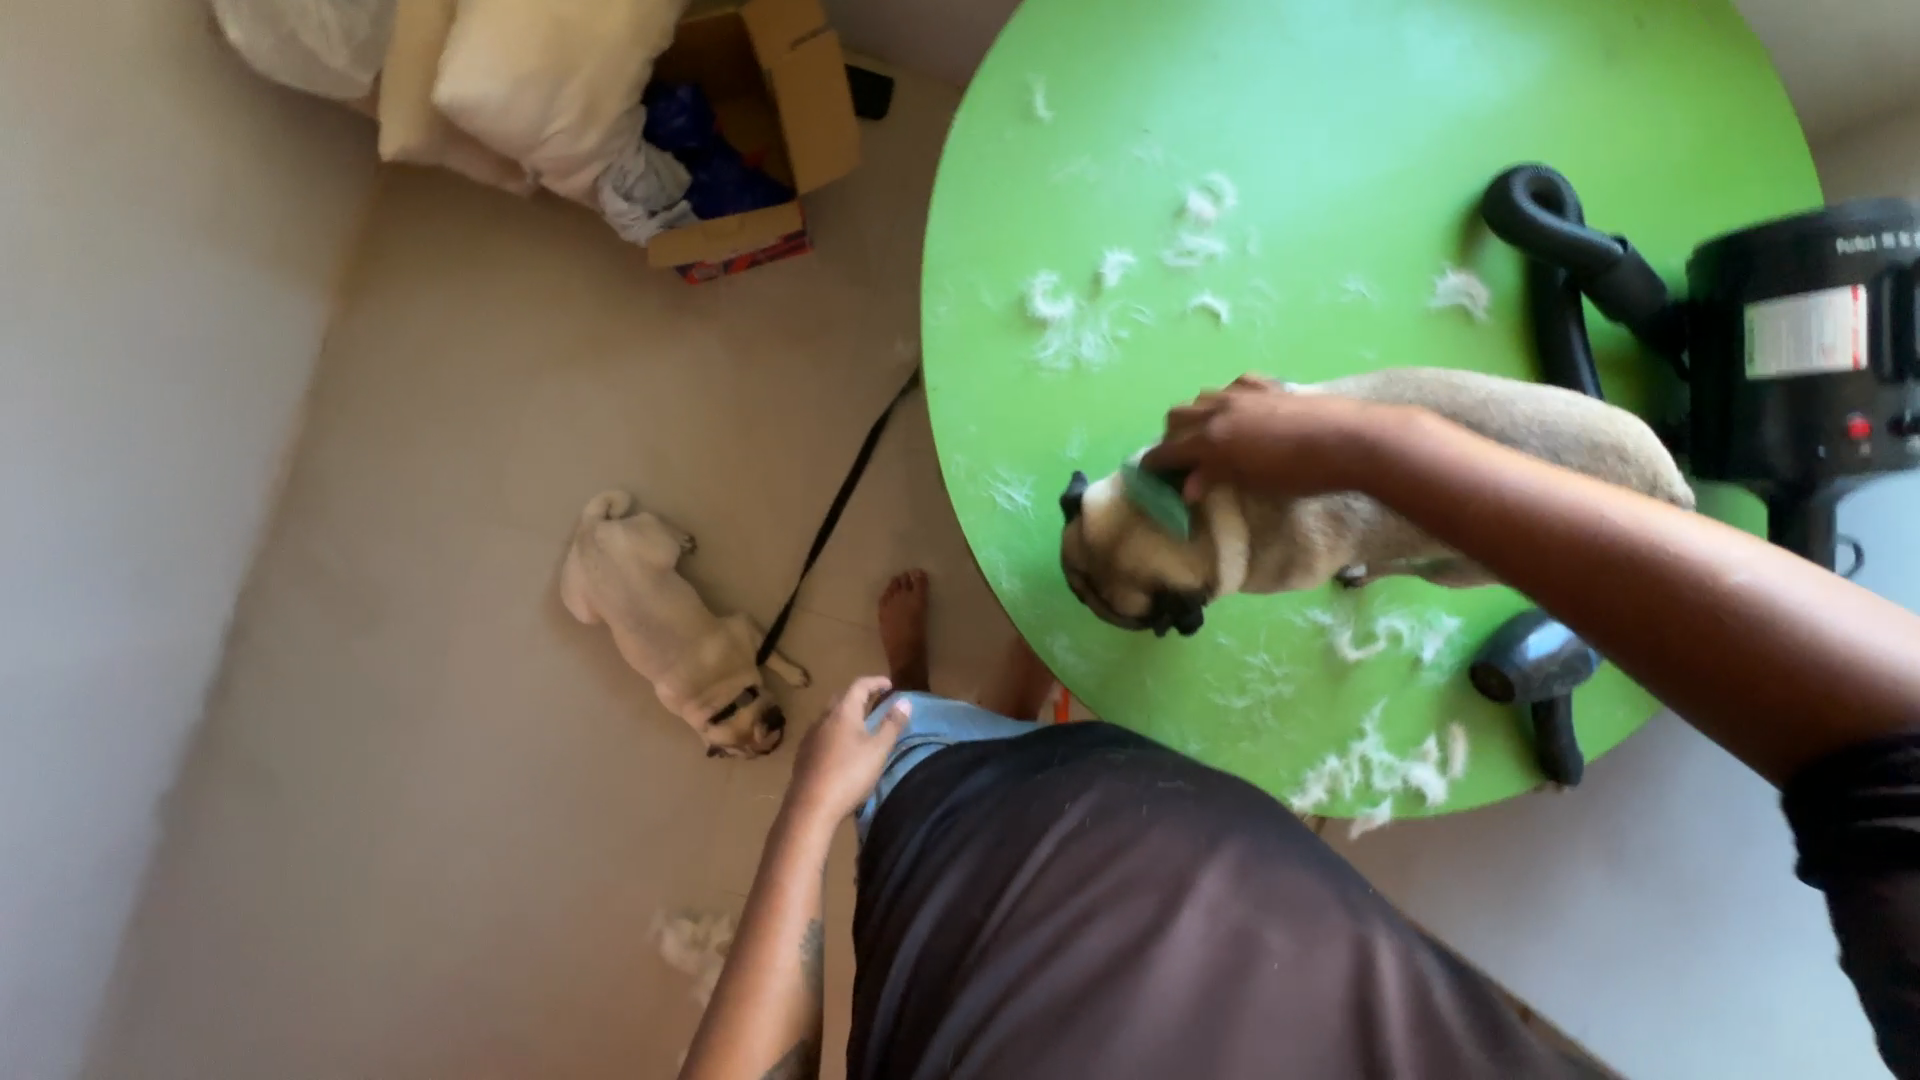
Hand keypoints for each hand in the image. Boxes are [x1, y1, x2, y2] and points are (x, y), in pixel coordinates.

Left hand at [785, 676, 911, 823]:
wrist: (810, 807)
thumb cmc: (849, 774)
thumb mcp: (878, 750)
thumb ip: (892, 724)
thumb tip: (905, 701)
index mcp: (842, 712)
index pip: (859, 685)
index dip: (876, 682)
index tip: (890, 684)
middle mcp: (823, 719)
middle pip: (842, 698)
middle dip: (860, 697)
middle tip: (876, 703)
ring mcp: (810, 737)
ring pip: (831, 717)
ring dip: (847, 715)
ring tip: (862, 727)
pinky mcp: (804, 755)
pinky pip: (823, 734)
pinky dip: (837, 732)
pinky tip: (843, 749)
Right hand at [1142, 374, 1387, 500]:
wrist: (1350, 440)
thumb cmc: (1299, 473)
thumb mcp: (1251, 483)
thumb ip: (1216, 478)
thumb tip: (1189, 486)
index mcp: (1209, 439)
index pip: (1167, 450)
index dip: (1155, 464)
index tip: (1151, 473)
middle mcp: (1218, 409)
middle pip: (1176, 416)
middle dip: (1173, 436)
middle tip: (1184, 457)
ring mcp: (1243, 393)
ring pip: (1203, 396)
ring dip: (1198, 415)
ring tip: (1212, 434)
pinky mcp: (1268, 384)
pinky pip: (1235, 385)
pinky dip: (1229, 398)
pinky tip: (1243, 410)